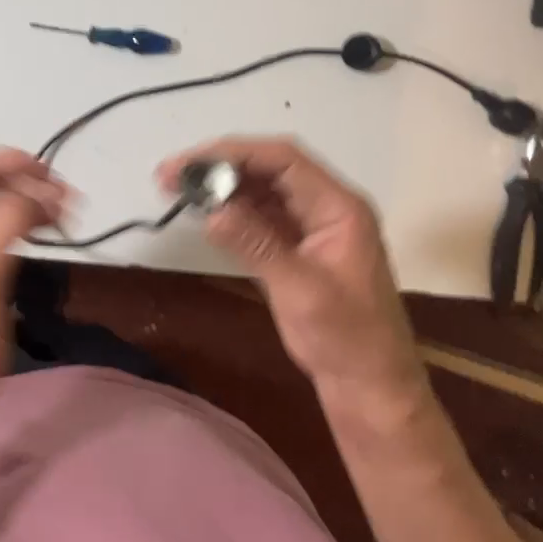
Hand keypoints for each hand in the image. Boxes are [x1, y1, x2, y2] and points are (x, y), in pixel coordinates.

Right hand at [158, 137, 425, 401]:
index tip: (189, 163)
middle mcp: (326, 208)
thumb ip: (256, 245)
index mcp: (339, 208)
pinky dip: (230, 209)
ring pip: (261, 189)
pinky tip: (203, 212)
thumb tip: (210, 211)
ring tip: (176, 189)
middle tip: (170, 175)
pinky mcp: (297, 247)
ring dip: (221, 185)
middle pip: (269, 168)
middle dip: (219, 166)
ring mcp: (311, 227)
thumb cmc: (347, 340)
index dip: (234, 153)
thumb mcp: (301, 291)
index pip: (283, 160)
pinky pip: (260, 215)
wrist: (372, 387)